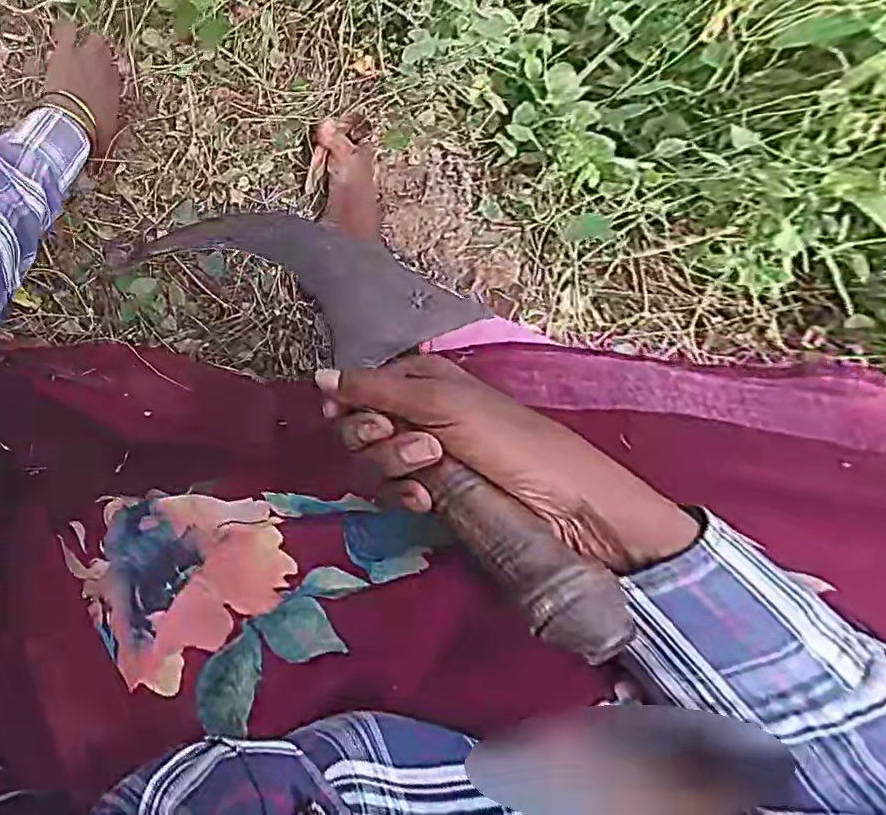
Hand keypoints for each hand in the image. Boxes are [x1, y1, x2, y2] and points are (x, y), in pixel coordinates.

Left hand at [38, 19, 122, 157]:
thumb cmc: (90, 135)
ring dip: (80, 39)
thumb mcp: (103, 142)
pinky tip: (58, 31)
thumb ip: (104, 148)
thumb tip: (98, 176)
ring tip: (70, 41)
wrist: (71, 124)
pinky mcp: (65, 52)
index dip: (107, 78)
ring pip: (91, 36)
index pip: (117, 76)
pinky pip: (66, 30)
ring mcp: (87, 57)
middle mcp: (107, 70)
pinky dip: (63, 30)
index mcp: (116, 89)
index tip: (99, 84)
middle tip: (86, 61)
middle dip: (98, 55)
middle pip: (106, 51)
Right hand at [317, 355, 700, 572]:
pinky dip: (400, 493)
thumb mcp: (439, 400)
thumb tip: (317, 377)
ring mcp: (415, 456)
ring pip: (365, 458)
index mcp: (415, 381)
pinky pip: (385, 491)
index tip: (352, 412)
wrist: (568, 509)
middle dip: (373, 434)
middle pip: (352, 424)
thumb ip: (371, 389)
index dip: (347, 402)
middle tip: (414, 441)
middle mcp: (409, 414)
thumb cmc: (510, 439)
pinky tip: (425, 498)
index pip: (354, 386)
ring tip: (433, 465)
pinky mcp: (423, 493)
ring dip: (392, 462)